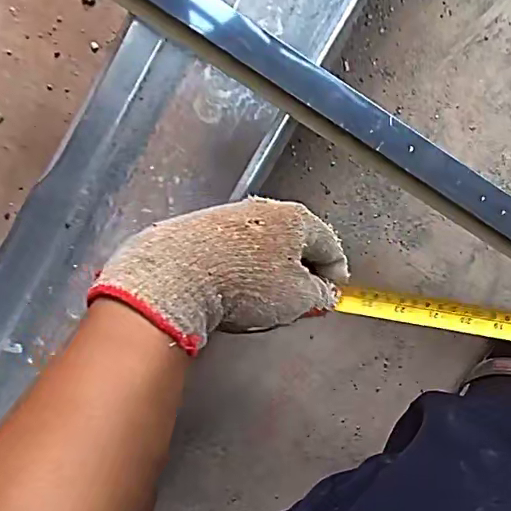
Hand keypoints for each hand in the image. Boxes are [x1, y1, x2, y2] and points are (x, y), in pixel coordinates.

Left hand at [88, 198, 348, 353]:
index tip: (333, 291)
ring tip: (263, 301)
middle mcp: (262, 209)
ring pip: (261, 246)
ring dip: (268, 271)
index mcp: (296, 218)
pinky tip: (232, 292)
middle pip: (294, 242)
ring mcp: (227, 217)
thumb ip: (320, 295)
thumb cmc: (241, 284)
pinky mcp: (197, 231)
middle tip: (302, 300)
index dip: (336, 274)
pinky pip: (229, 252)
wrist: (175, 279)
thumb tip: (323, 293)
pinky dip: (238, 270)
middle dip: (300, 271)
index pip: (329, 245)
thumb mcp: (299, 299)